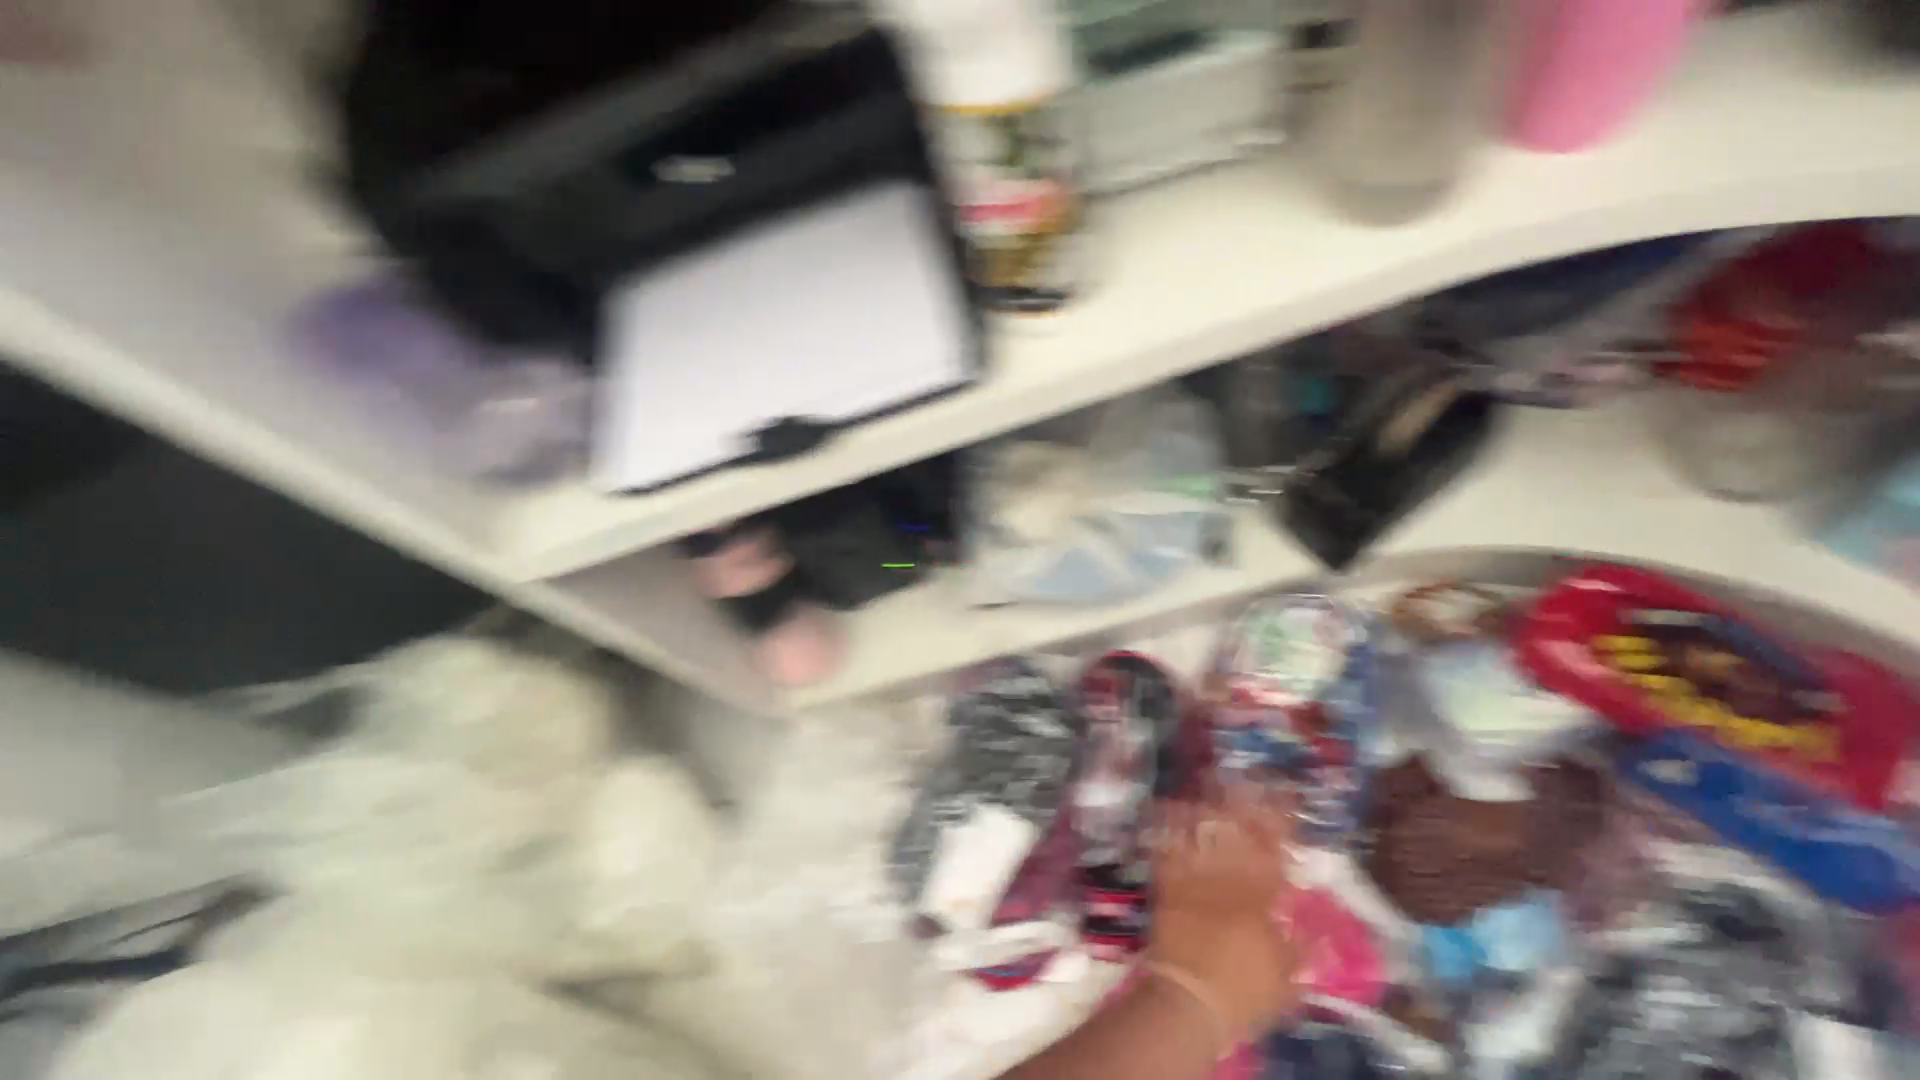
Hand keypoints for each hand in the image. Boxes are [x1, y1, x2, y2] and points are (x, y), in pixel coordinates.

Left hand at [1147, 789, 1299, 1042]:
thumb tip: (1315, 930)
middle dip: (1243, 802)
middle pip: (1237, 832)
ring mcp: (1195, 880)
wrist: (1189, 1002)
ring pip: (1203, 834)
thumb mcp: (1287, 976)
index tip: (1284, 798)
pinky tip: (1166, 806)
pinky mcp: (1167, 888)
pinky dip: (1167, 827)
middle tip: (1245, 776)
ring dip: (1208, 806)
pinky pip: (1166, 849)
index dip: (1280, 823)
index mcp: (1261, 899)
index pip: (1275, 851)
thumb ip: (1299, 947)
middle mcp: (1228, 880)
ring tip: (1211, 780)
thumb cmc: (1243, 994)